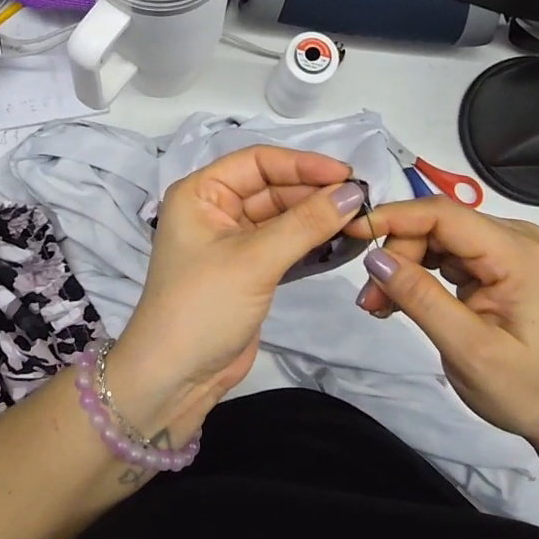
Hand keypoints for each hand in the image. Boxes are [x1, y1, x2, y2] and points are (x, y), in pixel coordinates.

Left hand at [106, 146, 364, 432]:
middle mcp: (214, 209)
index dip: (303, 164)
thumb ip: (306, 224)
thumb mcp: (255, 260)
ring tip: (361, 220)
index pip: (258, 162)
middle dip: (315, 193)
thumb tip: (353, 192)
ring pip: (282, 216)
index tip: (347, 174)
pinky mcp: (249, 270)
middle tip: (363, 201)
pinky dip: (312, 242)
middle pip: (273, 187)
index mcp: (201, 193)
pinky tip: (343, 243)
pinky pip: (285, 244)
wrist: (175, 377)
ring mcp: (232, 241)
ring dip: (318, 218)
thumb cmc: (203, 306)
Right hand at [348, 197, 538, 445]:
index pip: (443, 214)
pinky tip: (398, 301)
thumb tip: (373, 257)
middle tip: (368, 300)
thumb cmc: (526, 389)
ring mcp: (504, 251)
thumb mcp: (468, 349)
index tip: (350, 232)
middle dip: (395, 254)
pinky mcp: (493, 266)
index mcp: (517, 253)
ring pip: (433, 238)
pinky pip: (442, 255)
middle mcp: (513, 239)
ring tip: (379, 306)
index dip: (393, 217)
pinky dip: (416, 275)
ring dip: (401, 266)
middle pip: (435, 225)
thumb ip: (420, 298)